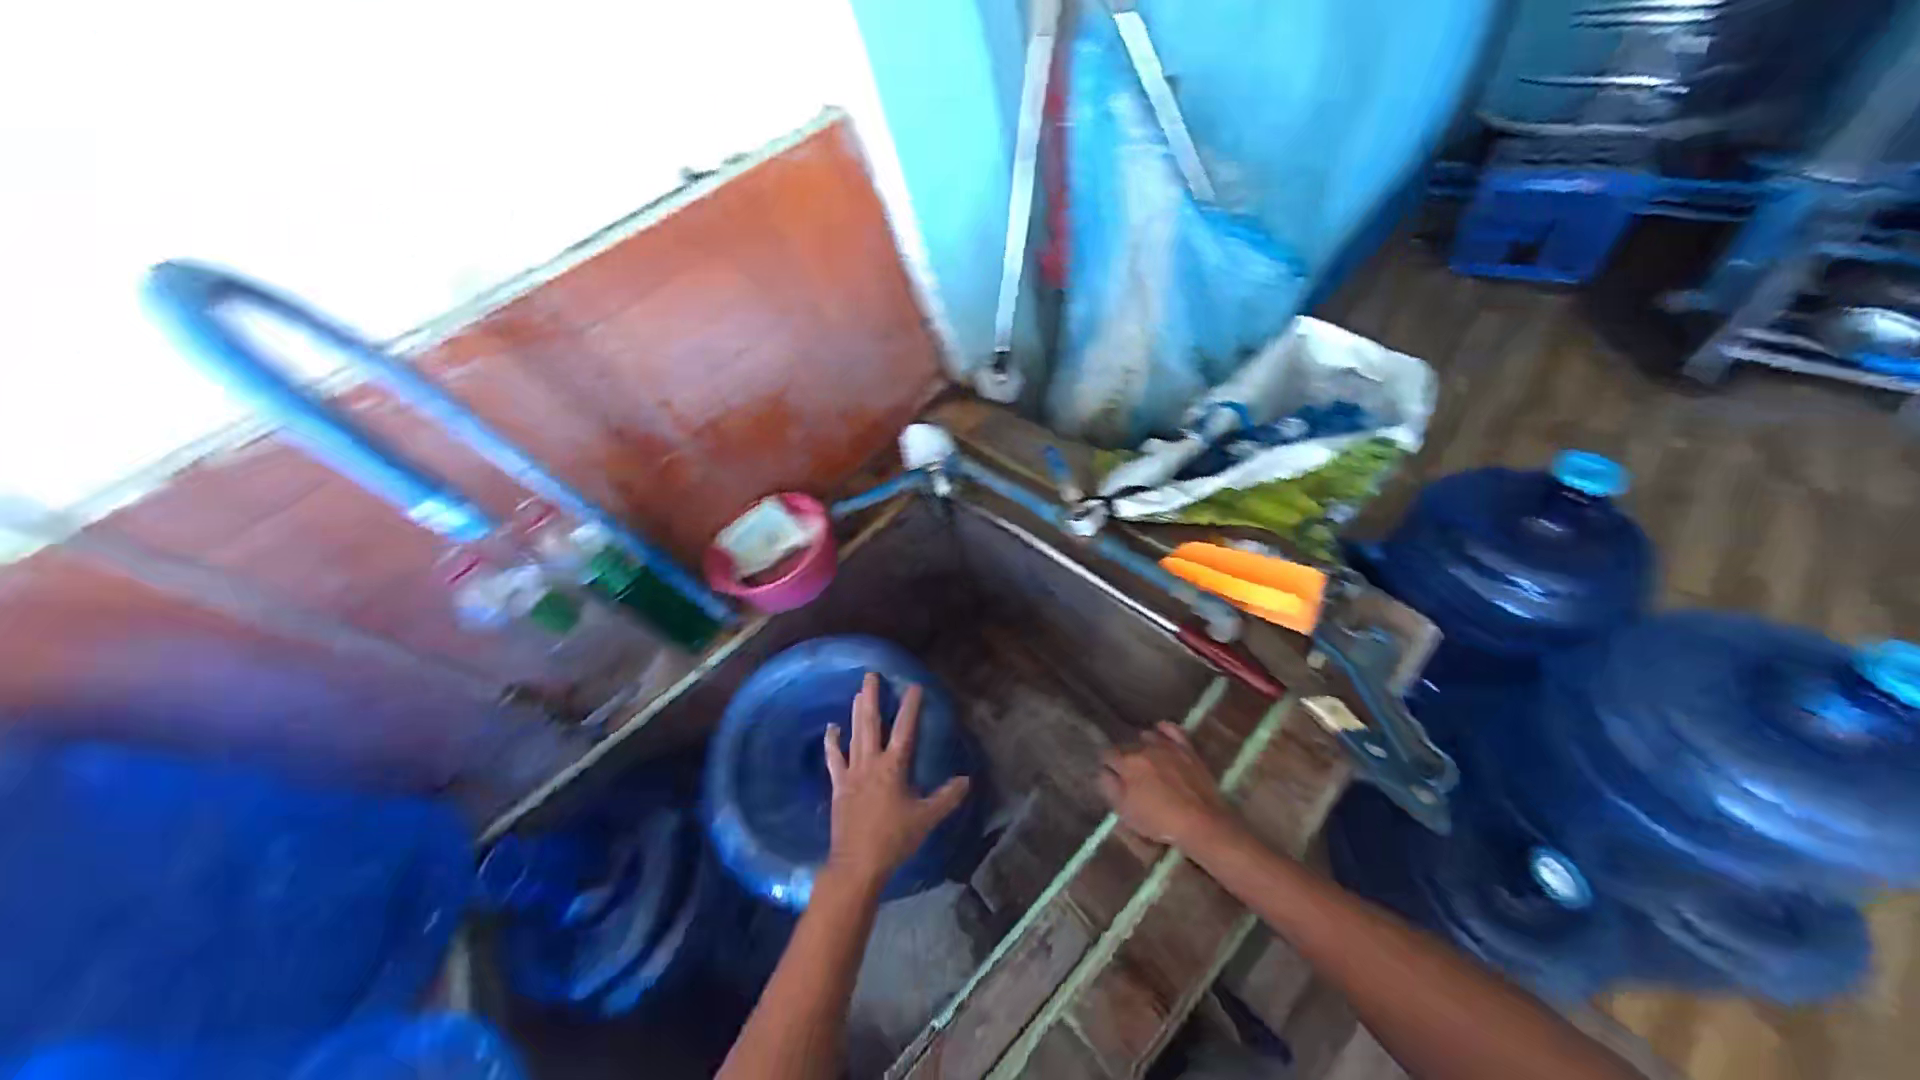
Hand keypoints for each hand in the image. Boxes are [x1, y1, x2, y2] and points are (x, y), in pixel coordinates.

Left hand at [822, 673, 970, 890]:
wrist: (857, 863)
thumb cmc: (894, 839)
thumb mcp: (927, 818)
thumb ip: (947, 797)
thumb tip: (965, 779)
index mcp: (894, 767)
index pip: (906, 729)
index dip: (911, 706)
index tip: (914, 686)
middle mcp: (871, 763)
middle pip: (871, 723)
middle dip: (872, 697)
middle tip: (871, 675)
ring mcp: (851, 773)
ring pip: (854, 735)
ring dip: (856, 712)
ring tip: (858, 692)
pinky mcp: (838, 785)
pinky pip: (834, 758)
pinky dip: (832, 742)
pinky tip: (832, 728)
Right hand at [1100, 722, 1237, 848]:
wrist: (1201, 822)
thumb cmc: (1159, 820)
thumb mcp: (1125, 811)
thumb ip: (1109, 788)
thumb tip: (1103, 772)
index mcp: (1127, 763)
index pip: (1107, 755)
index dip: (1107, 765)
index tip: (1110, 776)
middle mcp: (1144, 748)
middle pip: (1126, 746)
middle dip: (1124, 757)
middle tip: (1128, 774)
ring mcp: (1167, 746)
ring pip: (1147, 736)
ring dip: (1142, 745)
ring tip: (1145, 758)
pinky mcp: (1187, 749)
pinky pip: (1172, 730)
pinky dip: (1164, 729)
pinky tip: (1160, 731)